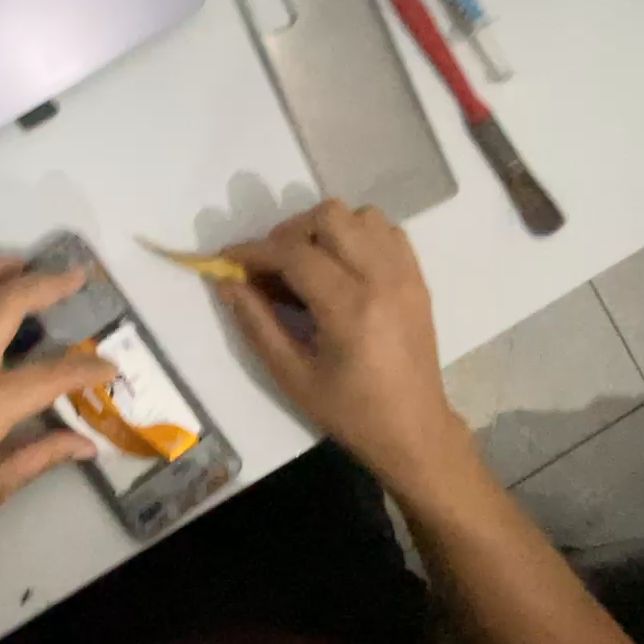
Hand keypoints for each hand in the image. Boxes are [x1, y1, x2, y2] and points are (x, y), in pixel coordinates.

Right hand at [220, 200, 475, 496]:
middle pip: (329, 217)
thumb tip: (226, 283)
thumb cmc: (348, 410)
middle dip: (289, 233)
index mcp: (349, 308)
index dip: (254, 251)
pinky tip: (339, 267)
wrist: (412, 429)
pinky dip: (356, 235)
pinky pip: (386, 230)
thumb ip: (256, 323)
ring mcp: (405, 274)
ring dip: (325, 230)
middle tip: (271, 267)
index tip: (227, 259)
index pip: (295, 253)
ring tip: (307, 265)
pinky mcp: (417, 277)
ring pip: (360, 215)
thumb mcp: (291, 375)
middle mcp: (382, 279)